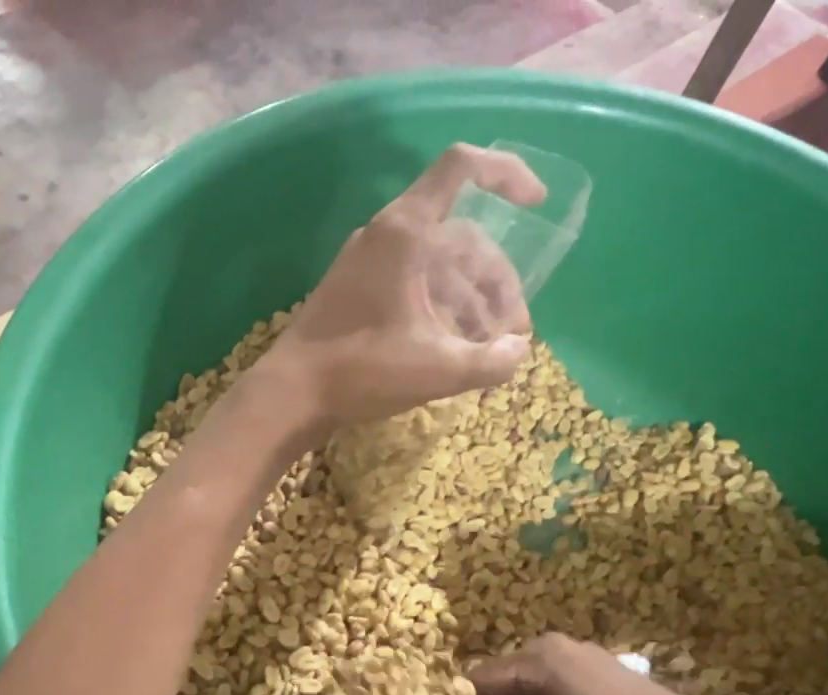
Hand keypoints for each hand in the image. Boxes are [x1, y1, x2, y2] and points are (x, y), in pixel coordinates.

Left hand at [260, 143, 546, 430]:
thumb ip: (491, 360)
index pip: (462, 168)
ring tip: (492, 348)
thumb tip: (517, 351)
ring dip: (473, 301)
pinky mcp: (359, 289)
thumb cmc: (362, 371)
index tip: (536, 202)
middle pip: (461, 237)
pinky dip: (442, 308)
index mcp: (406, 232)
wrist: (291, 394)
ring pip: (439, 266)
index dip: (506, 173)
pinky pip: (414, 284)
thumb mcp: (438, 368)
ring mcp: (369, 262)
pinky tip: (458, 348)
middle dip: (497, 282)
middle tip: (515, 332)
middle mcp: (387, 235)